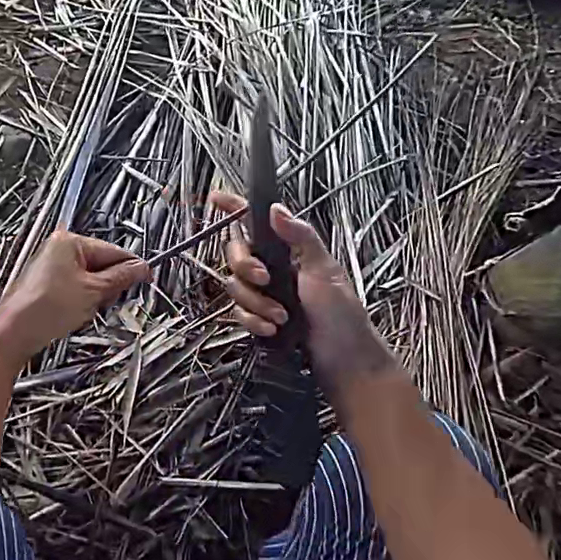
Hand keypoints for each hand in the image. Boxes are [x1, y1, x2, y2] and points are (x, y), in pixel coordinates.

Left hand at [0, 228, 149, 363]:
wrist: (14, 333)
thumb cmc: (45, 308)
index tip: (147, 279)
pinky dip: (84, 301)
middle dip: (110, 284)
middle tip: (109, 300)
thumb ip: (122, 278)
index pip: (113, 250)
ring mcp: (53, 267)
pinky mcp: (49, 286)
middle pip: (102, 264)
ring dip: (98, 295)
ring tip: (88, 309)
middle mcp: (59, 249)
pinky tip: (77, 313)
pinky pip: (78, 289)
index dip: (132, 267)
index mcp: (70, 242)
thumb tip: (141, 268)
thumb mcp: (94, 291)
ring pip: (91, 279)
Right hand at [210, 190, 399, 395]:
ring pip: (236, 287)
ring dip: (256, 303)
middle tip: (264, 280)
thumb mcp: (325, 270)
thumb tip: (276, 209)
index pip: (258, 223)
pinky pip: (239, 313)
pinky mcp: (259, 318)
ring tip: (281, 316)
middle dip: (245, 267)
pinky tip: (272, 329)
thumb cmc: (342, 315)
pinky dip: (253, 321)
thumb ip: (301, 237)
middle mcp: (273, 268)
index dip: (236, 208)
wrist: (343, 361)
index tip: (217, 198)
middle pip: (236, 254)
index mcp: (289, 251)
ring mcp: (265, 294)